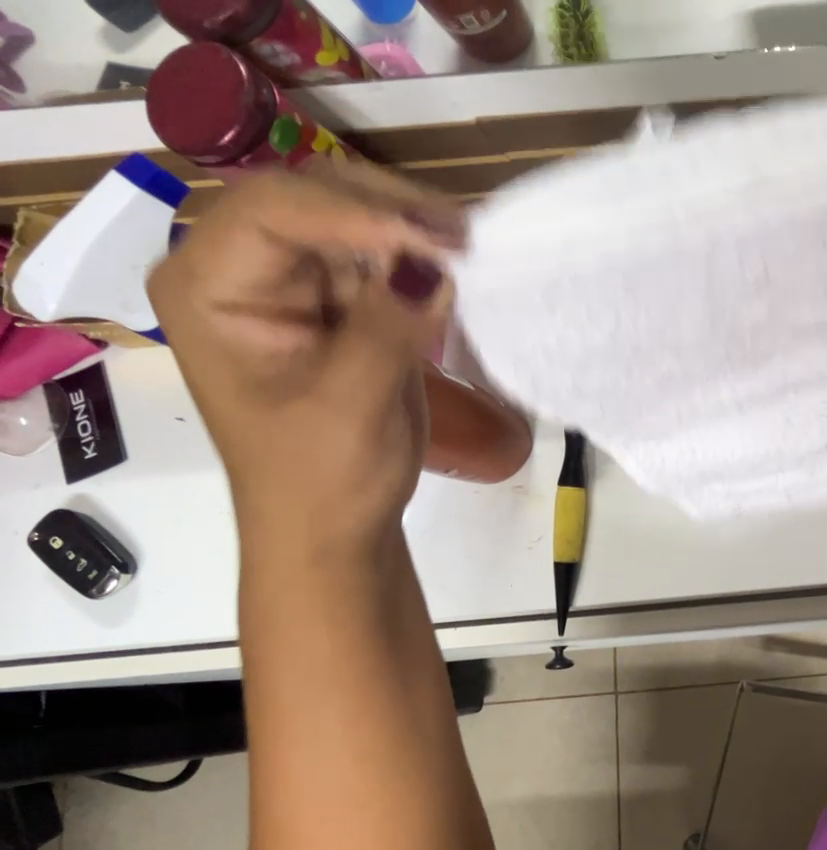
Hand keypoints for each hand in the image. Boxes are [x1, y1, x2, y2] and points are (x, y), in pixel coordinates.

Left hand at [148, 163, 464, 555]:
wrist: (334, 528)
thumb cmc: (325, 476)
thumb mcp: (352, 403)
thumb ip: (386, 326)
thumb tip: (434, 264)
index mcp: (210, 290)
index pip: (272, 214)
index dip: (354, 214)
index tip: (438, 239)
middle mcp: (242, 272)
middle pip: (310, 203)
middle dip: (388, 210)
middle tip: (469, 232)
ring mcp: (291, 288)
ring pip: (350, 224)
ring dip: (412, 229)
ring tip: (475, 243)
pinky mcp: (337, 307)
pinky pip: (378, 262)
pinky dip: (420, 258)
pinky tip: (460, 264)